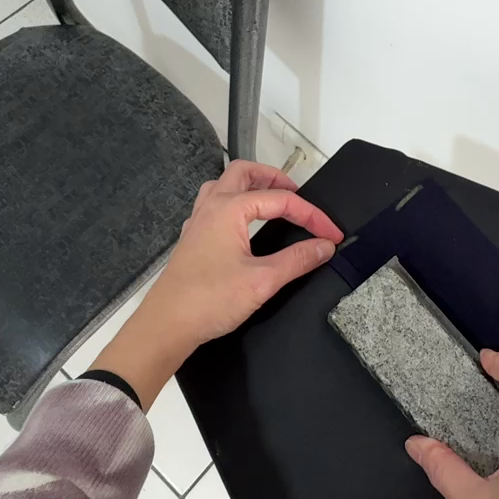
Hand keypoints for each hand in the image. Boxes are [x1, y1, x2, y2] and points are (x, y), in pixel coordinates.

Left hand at [90, 160, 341, 407]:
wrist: (165, 326)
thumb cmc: (212, 300)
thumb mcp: (262, 281)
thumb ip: (297, 260)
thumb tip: (325, 246)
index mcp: (229, 208)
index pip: (280, 201)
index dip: (312, 215)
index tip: (333, 235)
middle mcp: (211, 206)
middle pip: (244, 173)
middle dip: (275, 178)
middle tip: (299, 196)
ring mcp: (198, 221)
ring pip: (225, 185)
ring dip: (251, 185)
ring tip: (274, 201)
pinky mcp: (192, 238)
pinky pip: (215, 204)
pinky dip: (236, 203)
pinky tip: (245, 224)